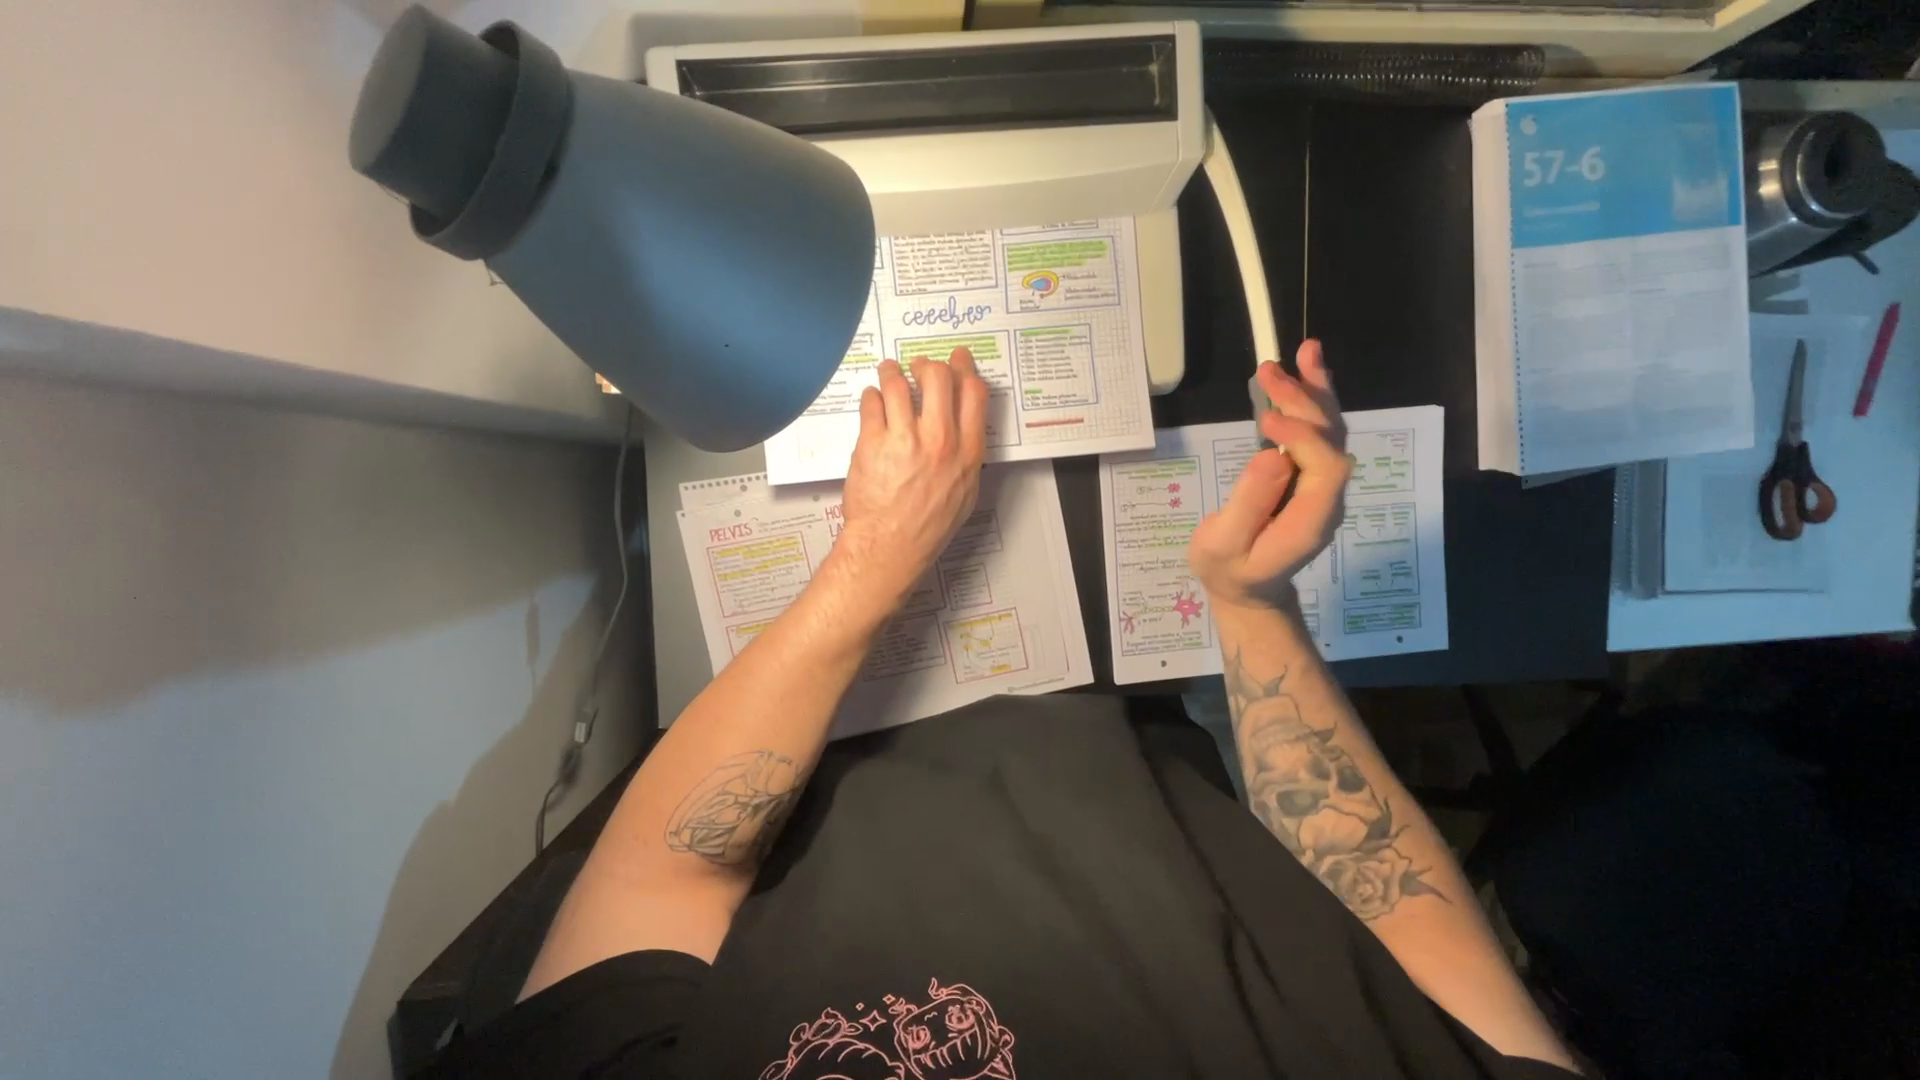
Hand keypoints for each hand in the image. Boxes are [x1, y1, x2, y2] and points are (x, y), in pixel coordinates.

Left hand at [834, 349, 989, 607]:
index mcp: (967, 452)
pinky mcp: (873, 442)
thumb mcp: (966, 493)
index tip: (958, 360)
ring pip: (900, 382)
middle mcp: (941, 440)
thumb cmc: (928, 527)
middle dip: (928, 364)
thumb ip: (966, 458)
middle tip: (919, 366)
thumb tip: (963, 433)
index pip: (973, 393)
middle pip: (939, 378)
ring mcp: (906, 439)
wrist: (891, 545)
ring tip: (889, 371)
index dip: (965, 369)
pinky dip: (872, 395)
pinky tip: (872, 398)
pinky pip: (873, 402)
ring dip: (893, 371)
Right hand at [1189, 339, 1348, 612]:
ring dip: (1315, 392)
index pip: (1326, 468)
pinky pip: (1320, 435)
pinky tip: (1306, 371)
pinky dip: (1314, 401)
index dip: (1304, 436)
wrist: (1247, 588)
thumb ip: (1248, 504)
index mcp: (1311, 519)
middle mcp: (1327, 498)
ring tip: (1303, 352)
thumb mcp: (1223, 544)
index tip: (1265, 418)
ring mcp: (1322, 486)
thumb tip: (1272, 456)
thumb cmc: (1229, 570)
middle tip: (1268, 370)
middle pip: (1332, 442)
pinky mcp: (1311, 476)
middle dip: (1305, 402)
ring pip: (1331, 432)